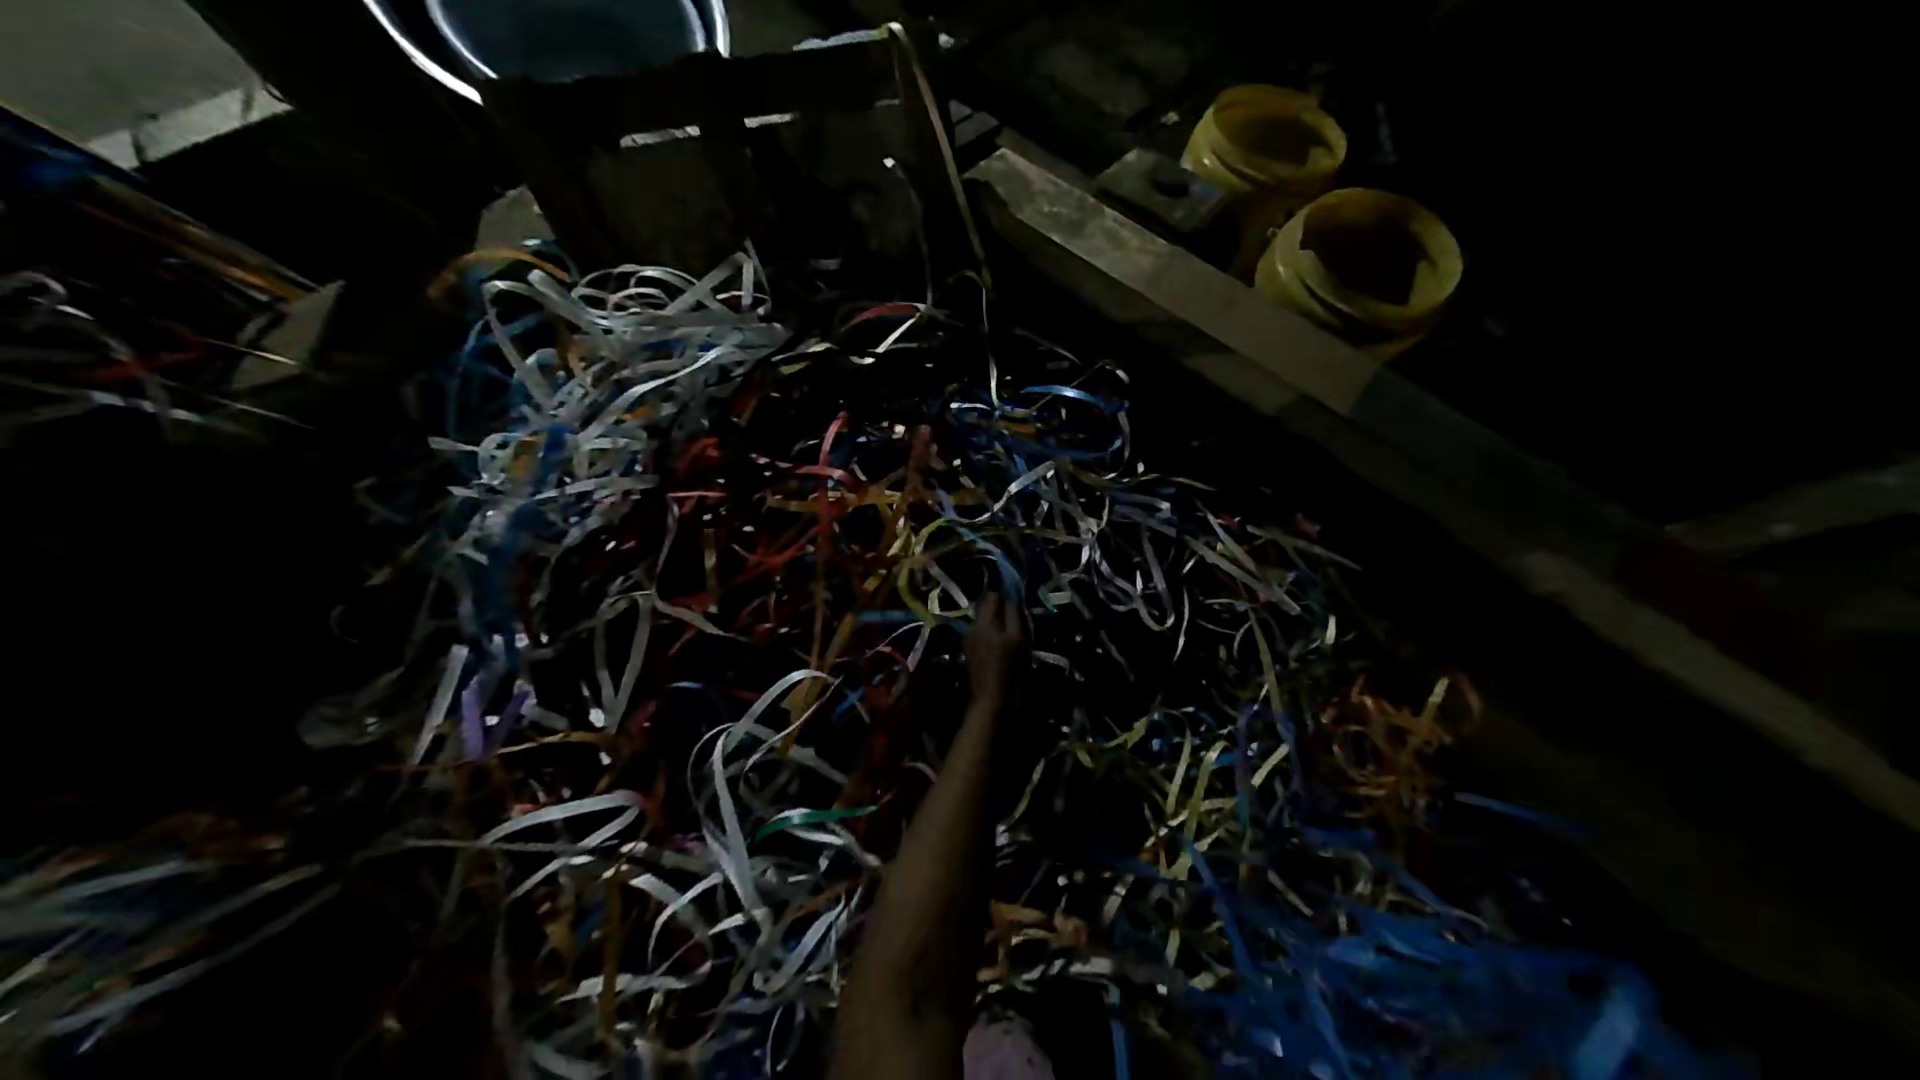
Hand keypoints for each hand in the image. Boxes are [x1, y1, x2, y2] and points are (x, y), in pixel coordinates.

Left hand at [966, 593, 1023, 703]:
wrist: (992, 699)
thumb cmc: (1010, 669)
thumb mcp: (1018, 639)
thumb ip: (1014, 614)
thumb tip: (1012, 592)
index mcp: (984, 621)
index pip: (994, 595)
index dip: (1007, 596)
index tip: (1019, 605)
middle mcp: (972, 626)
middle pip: (988, 608)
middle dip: (1003, 611)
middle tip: (1019, 624)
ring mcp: (968, 639)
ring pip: (986, 621)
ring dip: (998, 624)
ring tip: (1012, 638)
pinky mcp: (969, 650)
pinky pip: (983, 633)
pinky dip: (993, 635)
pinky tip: (1001, 649)